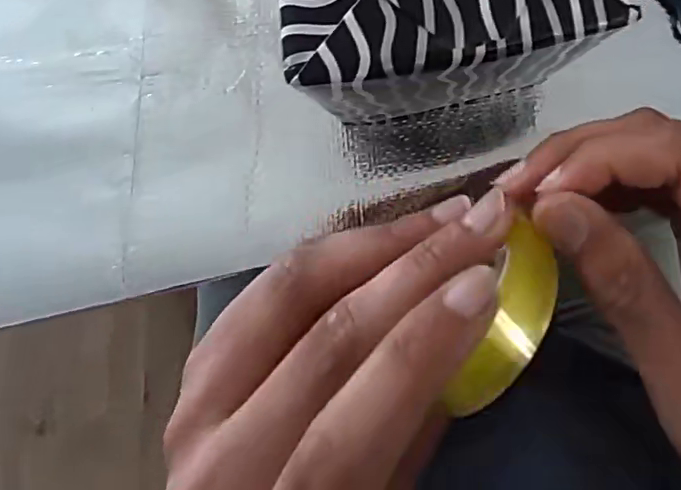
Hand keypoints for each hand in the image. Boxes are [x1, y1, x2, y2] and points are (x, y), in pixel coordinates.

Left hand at [163, 189, 511, 488]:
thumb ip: (416, 426)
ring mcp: (194, 407)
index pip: (344, 433)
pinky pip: (271, 284)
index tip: (486, 279)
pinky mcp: (196, 366)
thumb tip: (468, 311)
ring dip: (382, 241)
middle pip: (327, 338)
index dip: (422, 345)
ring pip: (292, 289)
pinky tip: (388, 234)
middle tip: (482, 219)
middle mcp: (215, 467)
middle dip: (420, 266)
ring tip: (446, 215)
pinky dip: (337, 250)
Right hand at [498, 110, 680, 489]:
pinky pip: (672, 184)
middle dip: (589, 152)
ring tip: (535, 191)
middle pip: (673, 142)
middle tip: (520, 186)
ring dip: (596, 162)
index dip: (605, 156)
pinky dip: (617, 185)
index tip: (539, 190)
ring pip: (667, 153)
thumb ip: (627, 292)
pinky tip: (578, 202)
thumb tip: (551, 206)